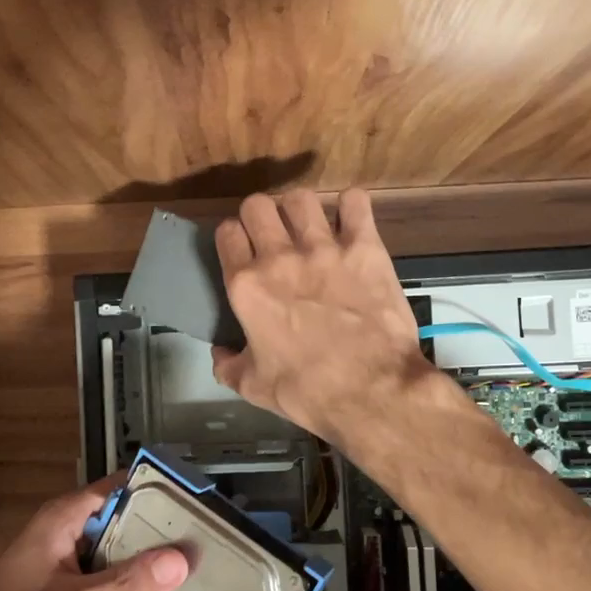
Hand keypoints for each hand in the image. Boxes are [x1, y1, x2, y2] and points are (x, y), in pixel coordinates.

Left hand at [0, 478, 189, 590]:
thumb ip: (128, 582)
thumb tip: (185, 556)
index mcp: (61, 521)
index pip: (119, 488)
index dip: (157, 493)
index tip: (199, 507)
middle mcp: (60, 534)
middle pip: (118, 522)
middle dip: (158, 534)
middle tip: (208, 551)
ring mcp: (57, 566)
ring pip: (111, 555)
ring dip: (143, 566)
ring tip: (194, 581)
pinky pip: (99, 582)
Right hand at [212, 189, 437, 445]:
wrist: (370, 390)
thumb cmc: (306, 391)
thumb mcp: (253, 387)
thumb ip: (228, 365)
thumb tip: (220, 353)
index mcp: (247, 286)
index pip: (227, 233)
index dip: (233, 238)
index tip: (242, 251)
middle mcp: (279, 257)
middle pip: (257, 205)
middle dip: (261, 217)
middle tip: (273, 237)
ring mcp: (324, 247)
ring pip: (300, 198)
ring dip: (300, 210)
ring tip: (310, 229)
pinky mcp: (366, 247)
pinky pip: (355, 203)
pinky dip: (351, 208)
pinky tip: (351, 223)